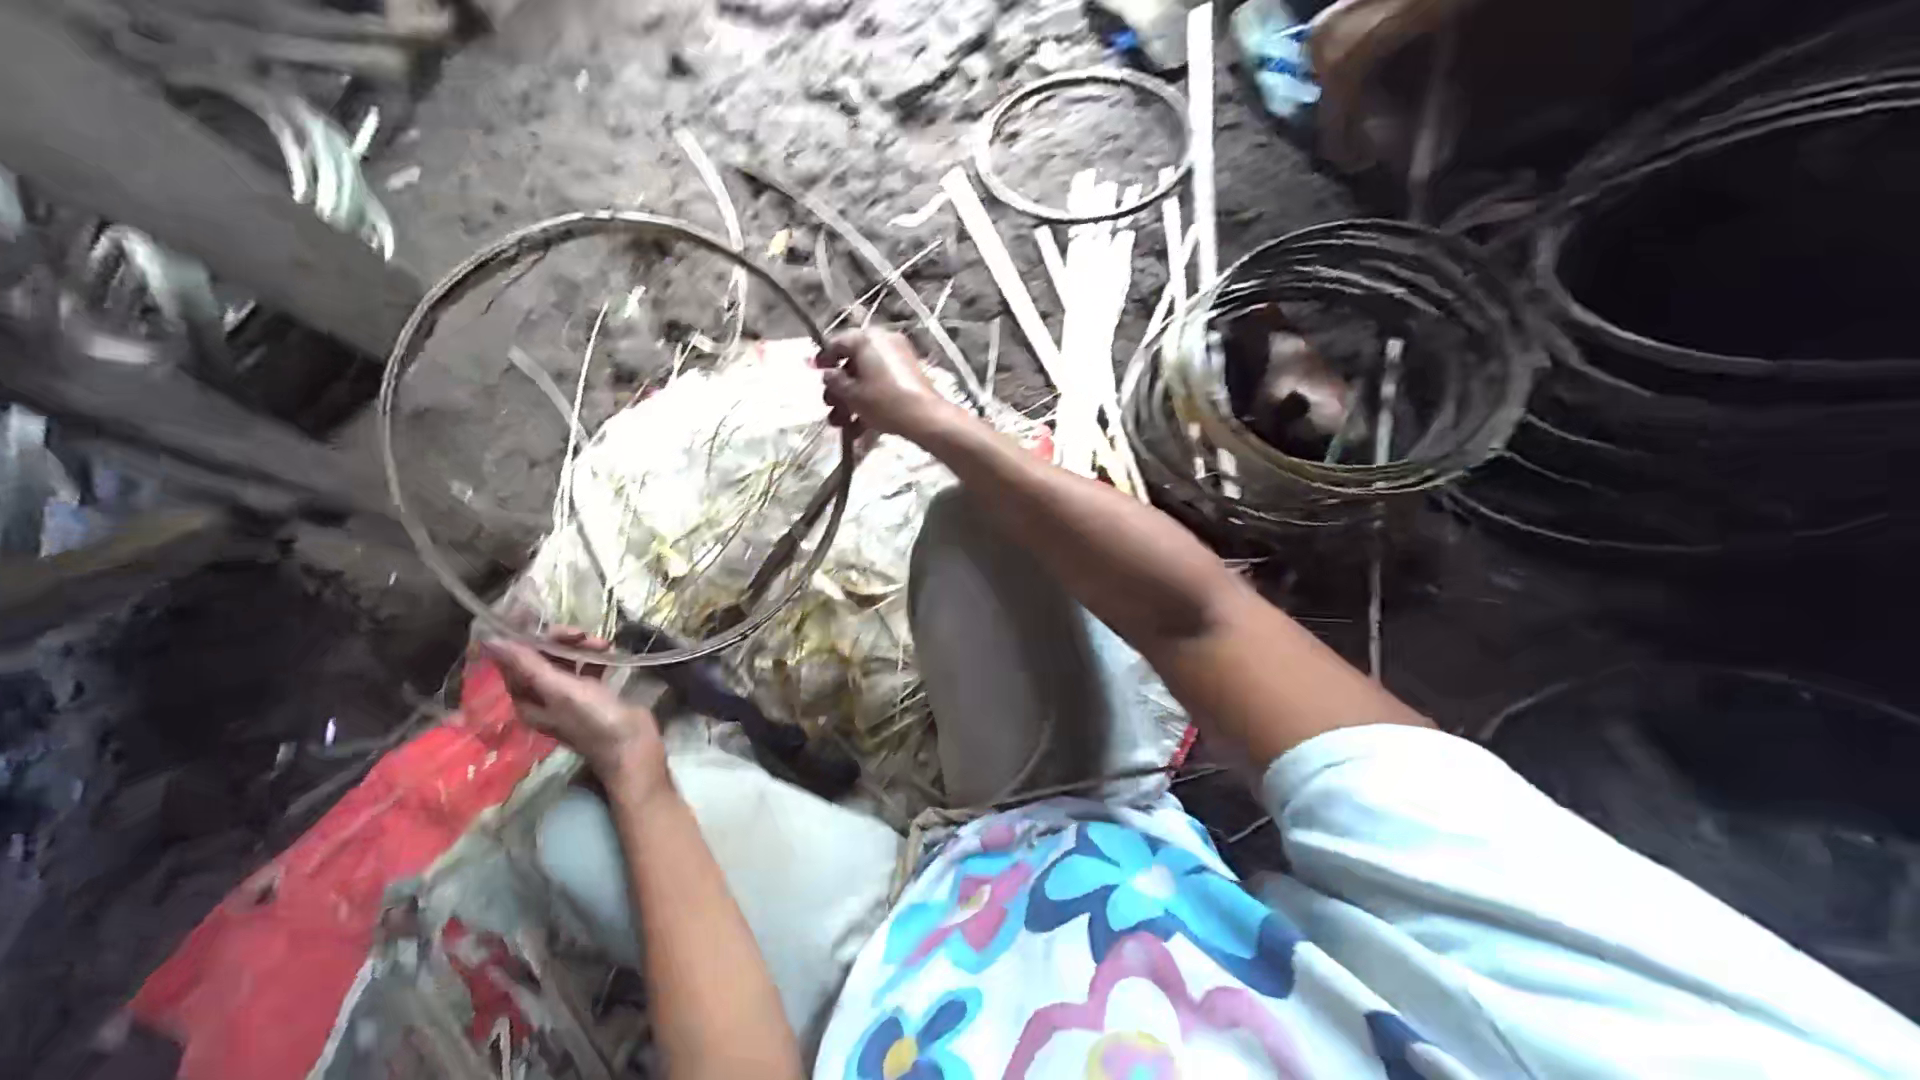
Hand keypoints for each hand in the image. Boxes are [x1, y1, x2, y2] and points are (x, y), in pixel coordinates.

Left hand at [480, 631, 669, 800]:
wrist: (631, 742)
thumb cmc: (592, 718)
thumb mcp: (559, 690)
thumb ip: (528, 665)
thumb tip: (492, 641)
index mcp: (527, 699)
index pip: (515, 661)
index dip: (524, 639)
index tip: (539, 619)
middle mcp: (543, 696)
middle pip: (540, 658)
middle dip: (557, 641)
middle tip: (579, 633)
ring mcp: (568, 694)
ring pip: (565, 660)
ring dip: (579, 647)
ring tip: (601, 644)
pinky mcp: (592, 691)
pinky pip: (586, 666)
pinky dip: (594, 657)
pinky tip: (608, 651)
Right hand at [816, 330, 962, 439]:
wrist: (924, 417)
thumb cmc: (883, 401)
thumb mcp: (851, 394)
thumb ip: (834, 381)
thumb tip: (828, 374)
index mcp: (867, 339)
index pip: (837, 343)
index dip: (822, 359)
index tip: (813, 372)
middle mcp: (883, 343)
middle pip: (852, 364)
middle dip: (838, 390)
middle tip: (830, 407)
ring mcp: (898, 359)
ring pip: (866, 378)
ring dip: (851, 402)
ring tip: (841, 425)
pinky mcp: (908, 377)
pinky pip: (881, 385)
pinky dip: (869, 402)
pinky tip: (859, 429)